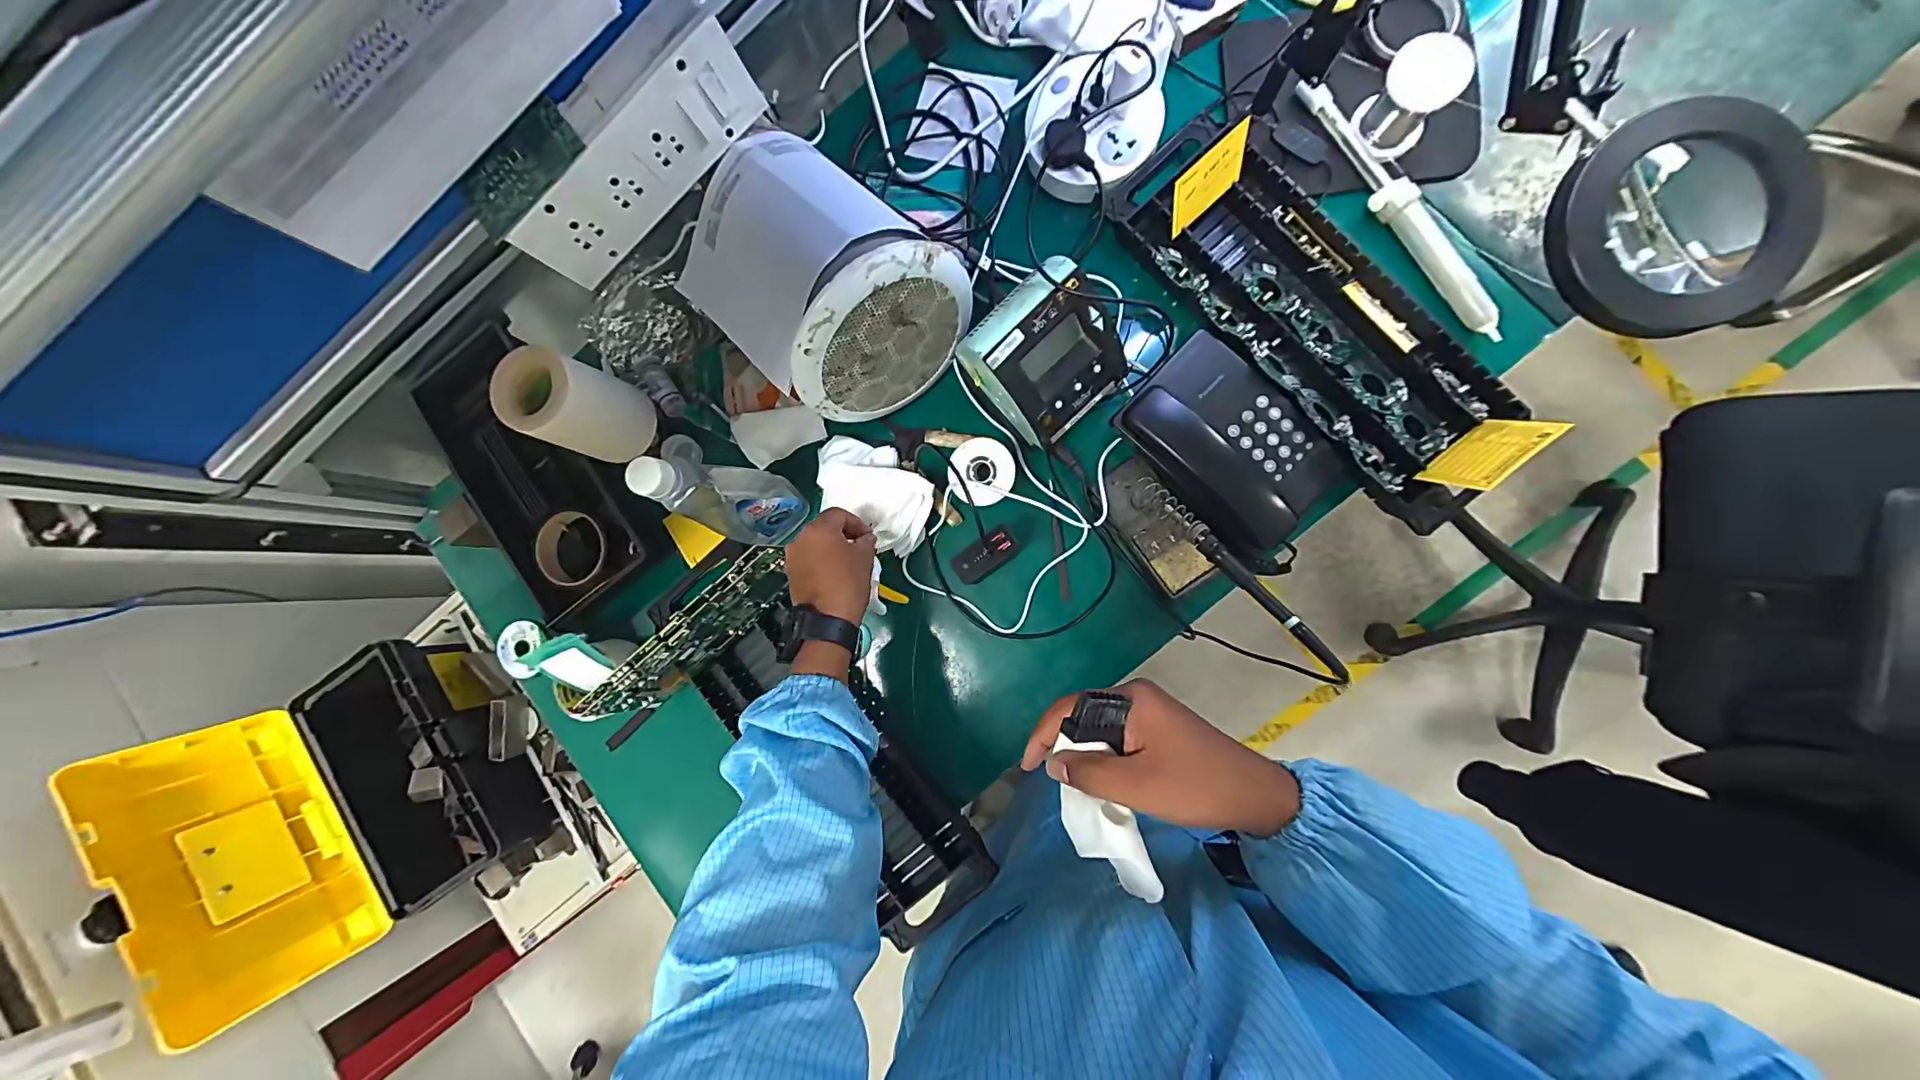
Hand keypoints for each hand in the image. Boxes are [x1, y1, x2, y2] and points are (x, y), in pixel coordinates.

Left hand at [785, 508, 877, 624]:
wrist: (827, 618)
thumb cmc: (848, 583)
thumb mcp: (865, 557)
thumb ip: (866, 541)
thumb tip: (864, 538)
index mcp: (819, 529)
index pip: (839, 514)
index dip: (857, 523)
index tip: (867, 537)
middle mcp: (800, 537)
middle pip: (824, 526)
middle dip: (842, 533)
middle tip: (858, 546)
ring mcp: (792, 555)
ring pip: (814, 542)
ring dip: (830, 546)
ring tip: (846, 560)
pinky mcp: (790, 571)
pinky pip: (808, 557)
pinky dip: (820, 559)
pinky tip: (833, 572)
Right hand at [1021, 679, 1301, 836]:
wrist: (1256, 796)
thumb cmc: (1195, 787)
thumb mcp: (1135, 786)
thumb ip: (1089, 773)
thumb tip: (1054, 764)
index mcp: (1131, 700)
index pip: (1071, 708)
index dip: (1043, 735)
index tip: (1028, 766)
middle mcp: (1139, 696)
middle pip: (1085, 716)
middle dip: (1065, 746)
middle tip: (1054, 778)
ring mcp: (1152, 710)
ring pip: (1102, 729)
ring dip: (1087, 754)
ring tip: (1076, 783)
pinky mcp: (1161, 726)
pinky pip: (1120, 736)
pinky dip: (1106, 756)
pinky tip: (1105, 779)